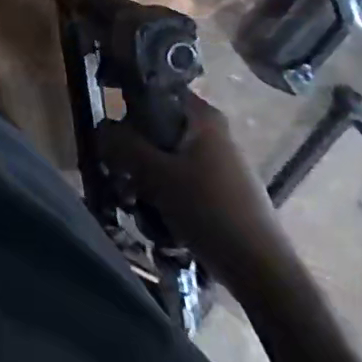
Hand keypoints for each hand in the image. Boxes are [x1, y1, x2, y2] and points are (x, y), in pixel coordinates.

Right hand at [98, 91, 280, 253]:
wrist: (262, 270)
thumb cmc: (209, 210)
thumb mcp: (157, 175)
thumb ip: (125, 146)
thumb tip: (100, 127)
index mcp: (203, 116)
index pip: (155, 92)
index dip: (127, 105)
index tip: (108, 128)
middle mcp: (212, 132)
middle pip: (157, 129)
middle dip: (133, 153)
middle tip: (118, 176)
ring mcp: (218, 162)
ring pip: (166, 158)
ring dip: (145, 178)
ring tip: (133, 204)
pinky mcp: (219, 190)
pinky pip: (180, 181)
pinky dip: (163, 194)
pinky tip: (155, 219)